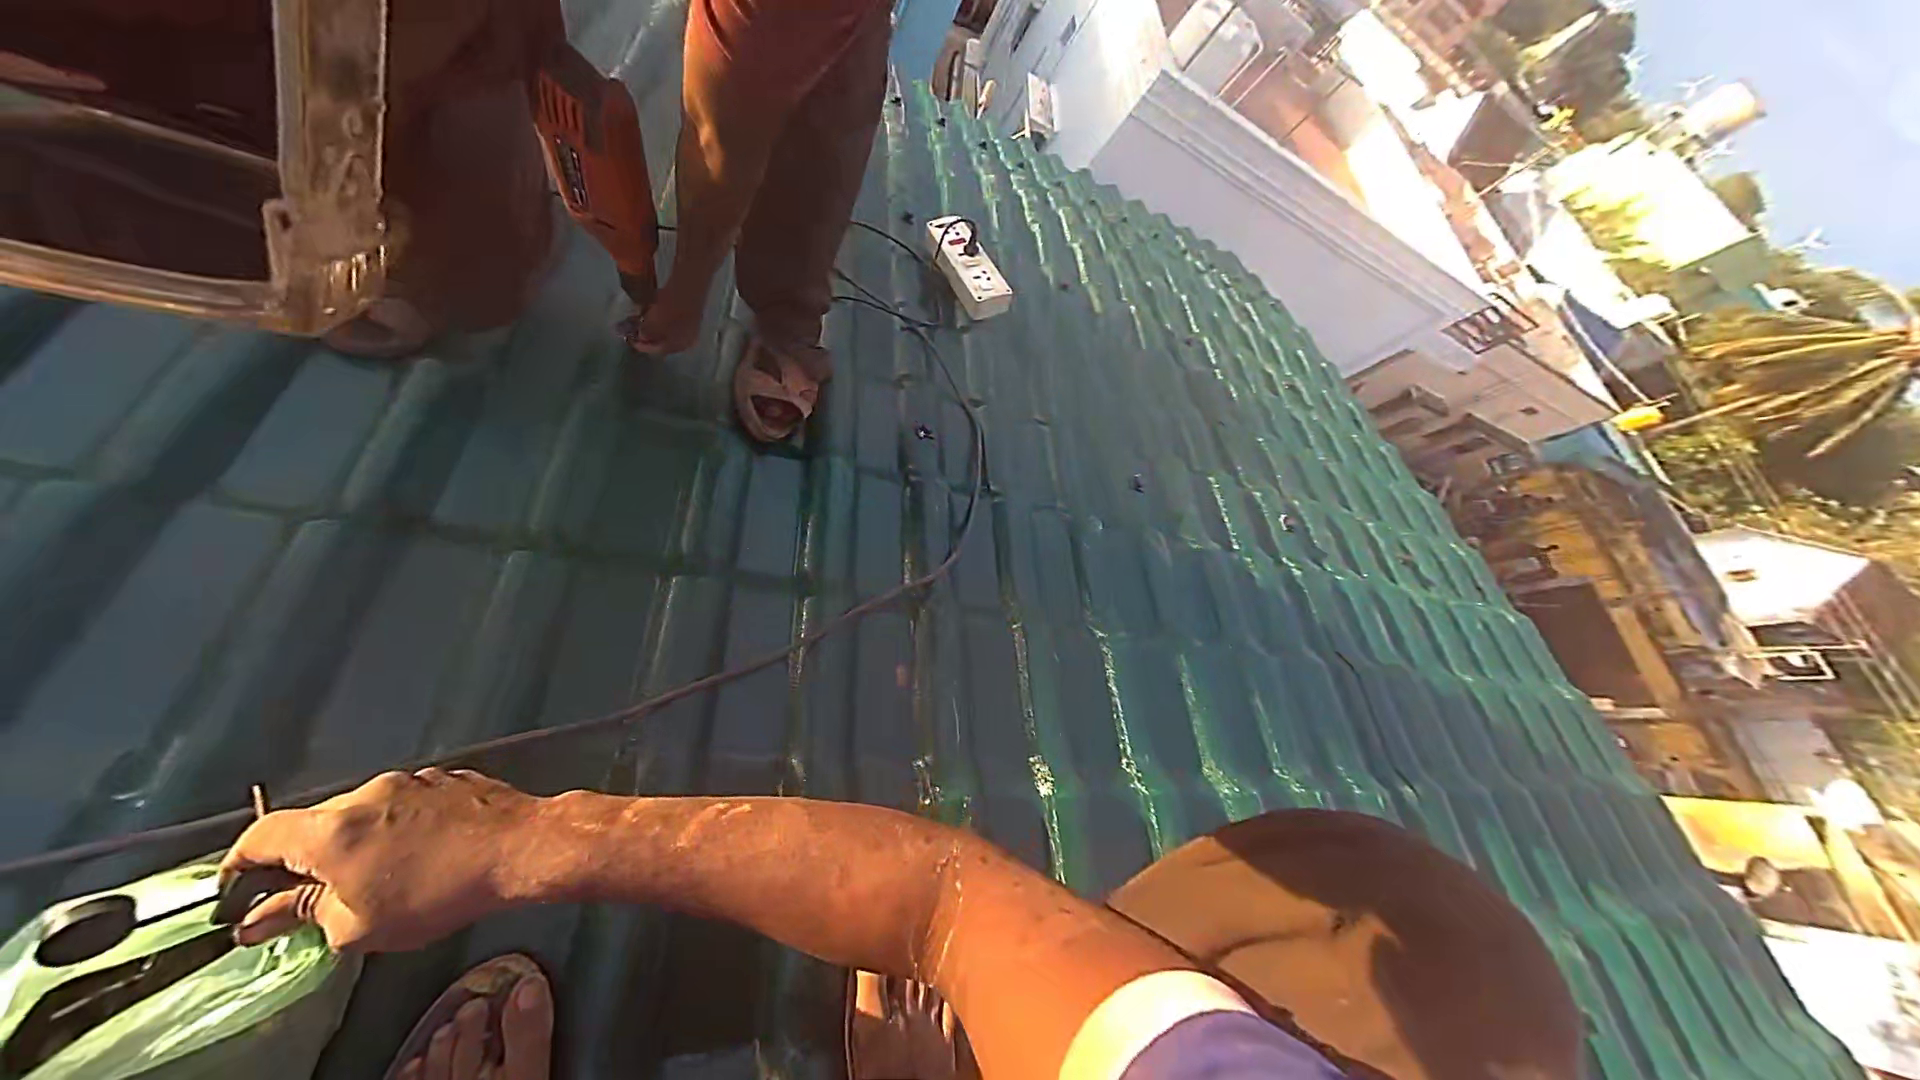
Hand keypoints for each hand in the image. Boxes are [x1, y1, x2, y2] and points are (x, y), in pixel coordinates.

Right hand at [219, 769, 544, 951]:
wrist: (523, 847)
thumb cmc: (441, 891)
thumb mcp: (357, 925)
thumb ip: (301, 915)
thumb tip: (258, 918)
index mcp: (334, 827)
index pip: (260, 835)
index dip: (239, 866)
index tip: (240, 892)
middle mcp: (372, 791)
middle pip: (314, 819)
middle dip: (305, 854)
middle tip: (312, 892)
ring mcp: (417, 778)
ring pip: (365, 808)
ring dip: (357, 837)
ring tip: (376, 872)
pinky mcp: (452, 777)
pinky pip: (407, 800)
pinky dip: (398, 822)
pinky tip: (419, 848)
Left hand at [622, 278, 705, 354]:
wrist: (686, 292)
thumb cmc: (668, 311)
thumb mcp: (651, 324)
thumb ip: (645, 333)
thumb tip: (642, 336)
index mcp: (675, 347)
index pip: (655, 351)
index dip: (641, 346)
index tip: (629, 339)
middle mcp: (686, 343)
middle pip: (664, 343)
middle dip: (650, 337)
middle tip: (636, 330)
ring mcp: (691, 331)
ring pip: (670, 333)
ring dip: (657, 329)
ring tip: (644, 320)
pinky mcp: (692, 318)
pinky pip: (675, 324)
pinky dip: (664, 321)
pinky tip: (656, 313)